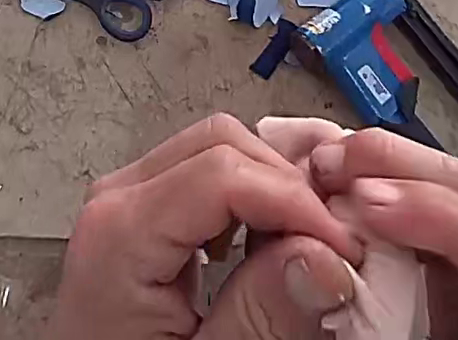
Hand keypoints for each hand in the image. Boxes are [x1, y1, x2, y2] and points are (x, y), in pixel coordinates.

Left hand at [47, 113, 365, 339]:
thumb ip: (260, 317)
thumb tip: (324, 258)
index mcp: (119, 234)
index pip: (224, 173)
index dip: (292, 200)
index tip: (339, 244)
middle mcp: (118, 197)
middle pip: (224, 141)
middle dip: (285, 184)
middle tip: (327, 241)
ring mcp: (129, 195)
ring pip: (221, 145)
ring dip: (271, 186)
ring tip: (301, 243)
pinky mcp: (144, 204)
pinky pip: (210, 166)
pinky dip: (251, 193)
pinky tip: (263, 241)